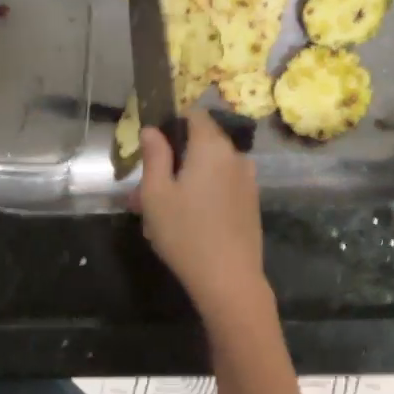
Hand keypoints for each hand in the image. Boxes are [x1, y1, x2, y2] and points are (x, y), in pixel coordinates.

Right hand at [135, 109, 268, 314]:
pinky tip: (185, 224)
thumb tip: (152, 130)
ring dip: (184, 182)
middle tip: (143, 194)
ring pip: (209, 170)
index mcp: (211, 147)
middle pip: (200, 145)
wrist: (228, 278)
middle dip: (172, 161)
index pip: (194, 115)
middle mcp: (235, 157)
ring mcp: (247, 181)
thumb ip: (154, 156)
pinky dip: (201, 196)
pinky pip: (221, 188)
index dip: (171, 123)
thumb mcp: (156, 194)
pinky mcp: (250, 204)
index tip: (151, 147)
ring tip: (160, 214)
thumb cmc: (184, 232)